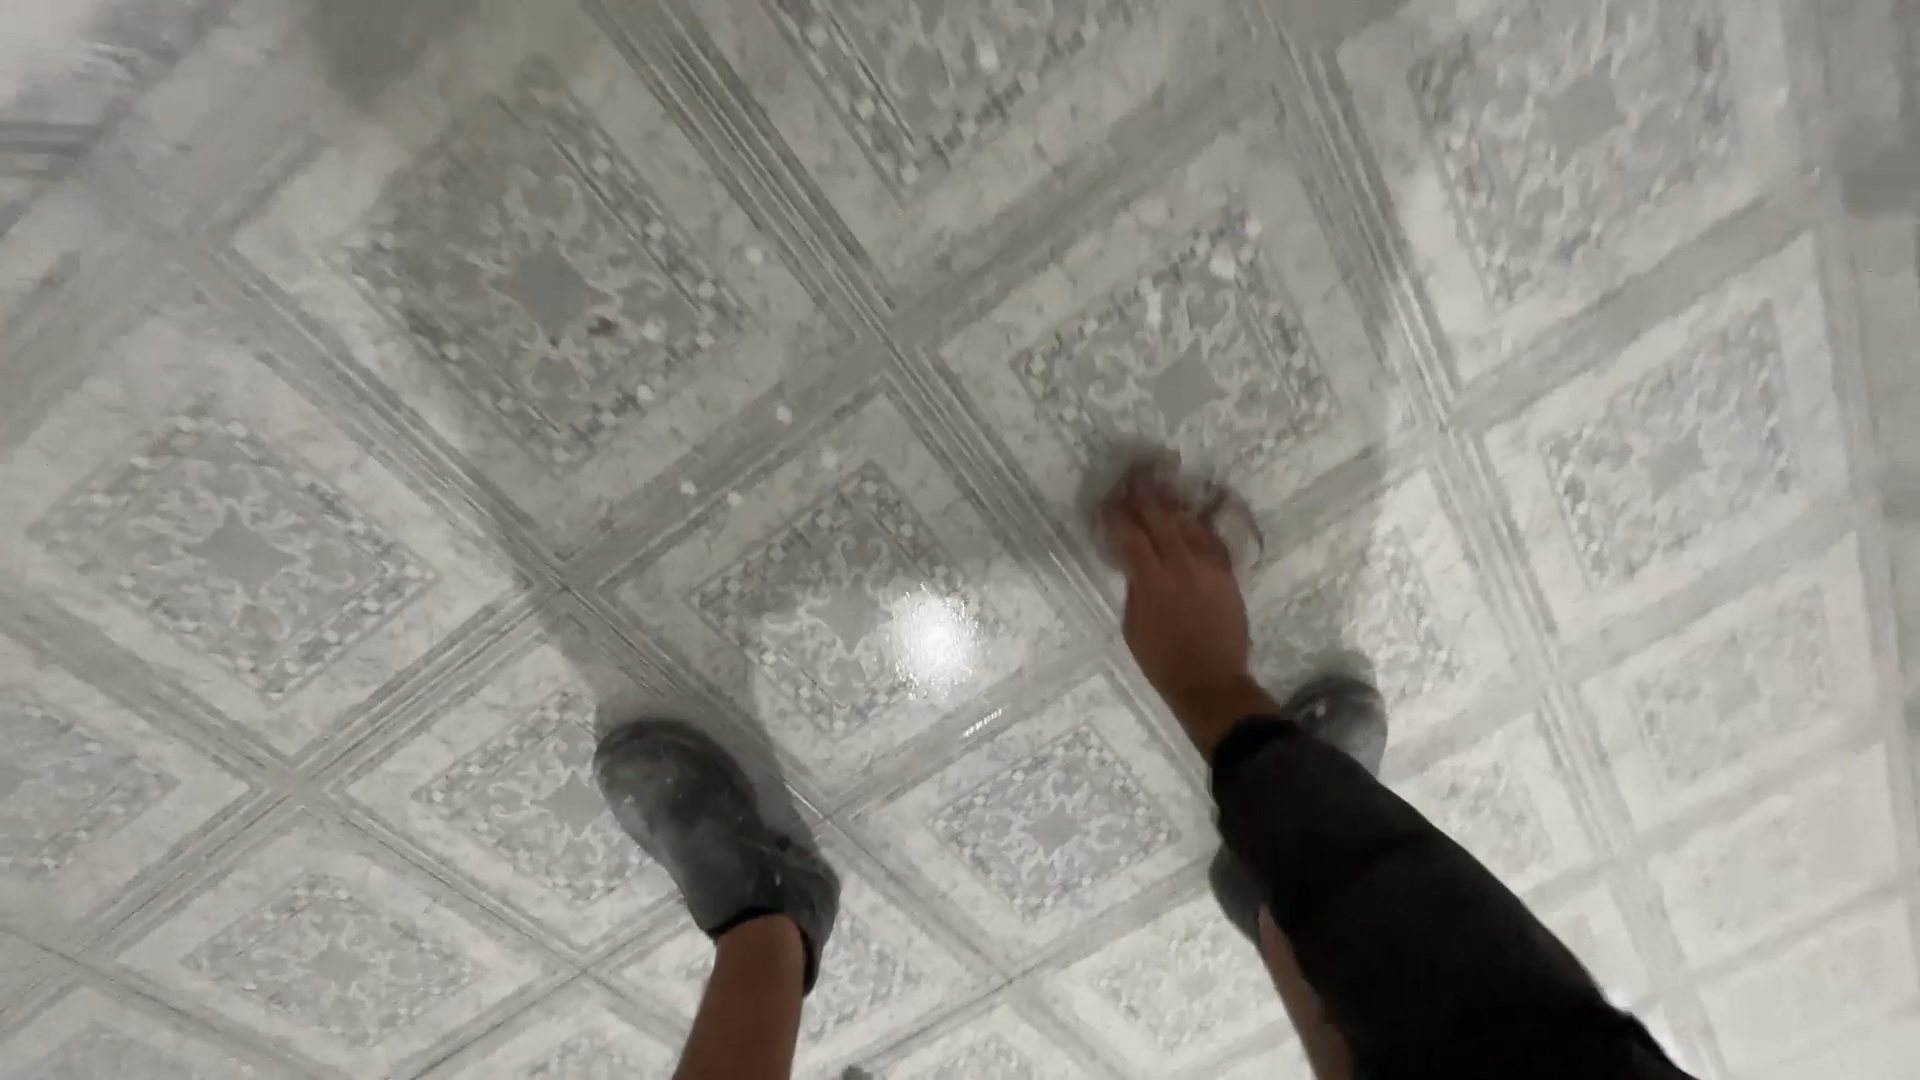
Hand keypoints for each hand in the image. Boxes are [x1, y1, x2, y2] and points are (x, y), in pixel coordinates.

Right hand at [1100, 463, 1278, 755]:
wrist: (1211, 680)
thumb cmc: (1162, 660)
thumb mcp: (1134, 624)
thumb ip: (1136, 588)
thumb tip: (1137, 564)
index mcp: (1151, 578)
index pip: (1128, 534)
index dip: (1115, 515)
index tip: (1106, 501)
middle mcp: (1180, 563)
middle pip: (1159, 517)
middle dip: (1144, 492)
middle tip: (1135, 472)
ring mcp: (1208, 565)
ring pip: (1188, 521)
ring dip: (1173, 501)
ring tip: (1163, 482)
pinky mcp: (1226, 572)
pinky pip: (1213, 537)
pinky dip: (1203, 520)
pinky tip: (1198, 507)